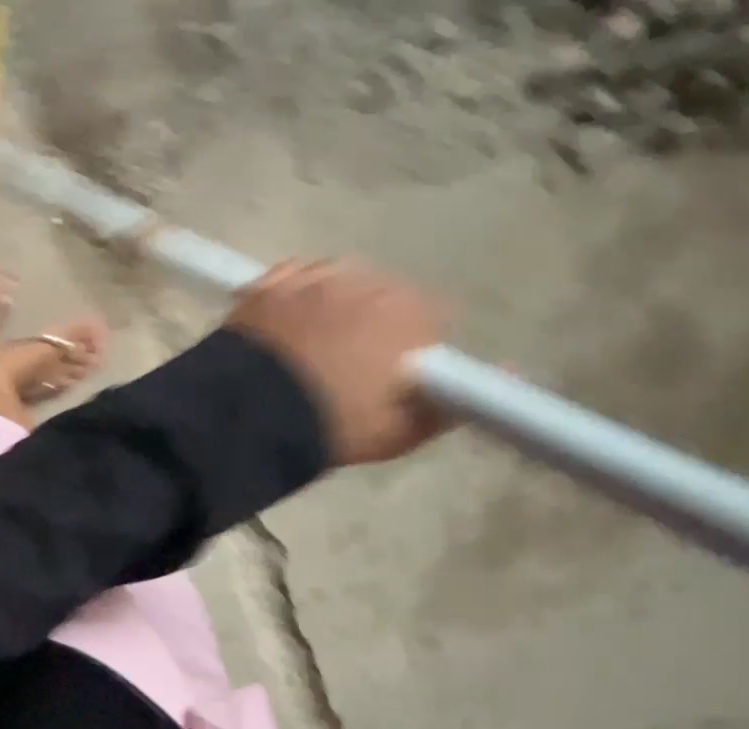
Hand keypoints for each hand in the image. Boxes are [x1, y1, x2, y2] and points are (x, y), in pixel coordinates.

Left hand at [226, 258, 447, 465]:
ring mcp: (313, 279)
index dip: (410, 346)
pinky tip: (282, 318)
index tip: (387, 373)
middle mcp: (369, 283)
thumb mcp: (398, 433)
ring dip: (332, 301)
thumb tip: (506, 372)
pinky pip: (292, 274)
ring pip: (338, 279)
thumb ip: (451, 404)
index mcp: (410, 314)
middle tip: (341, 362)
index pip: (430, 319)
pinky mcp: (267, 284)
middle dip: (370, 321)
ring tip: (309, 340)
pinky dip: (292, 291)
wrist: (242, 416)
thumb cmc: (327, 426)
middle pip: (383, 294)